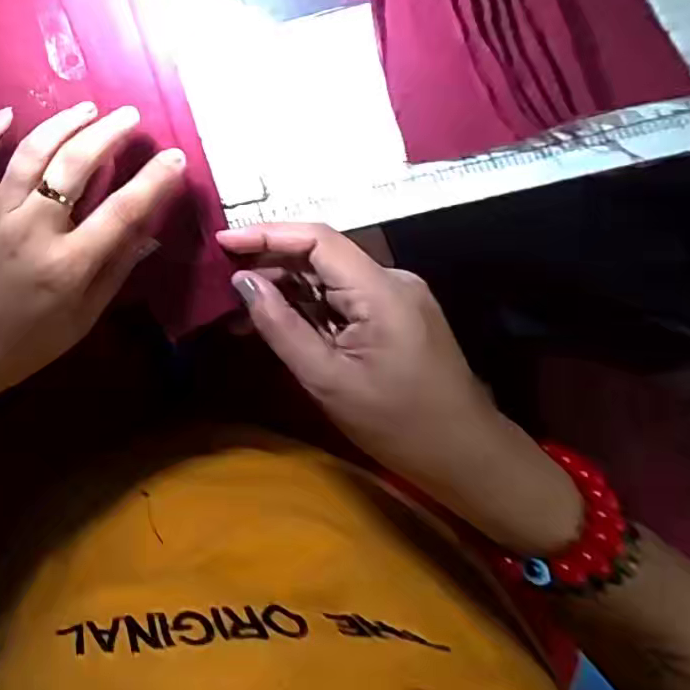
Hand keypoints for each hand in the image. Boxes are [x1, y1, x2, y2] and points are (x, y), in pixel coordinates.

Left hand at [0, 103, 184, 433]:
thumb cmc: (22, 345)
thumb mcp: (81, 319)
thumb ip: (115, 271)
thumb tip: (150, 231)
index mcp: (68, 266)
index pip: (122, 211)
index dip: (153, 180)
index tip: (175, 156)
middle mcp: (32, 231)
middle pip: (75, 166)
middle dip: (108, 133)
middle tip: (131, 116)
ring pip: (30, 153)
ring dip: (62, 124)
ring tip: (89, 108)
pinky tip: (7, 115)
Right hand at [218, 223, 583, 555]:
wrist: (466, 456)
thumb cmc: (397, 424)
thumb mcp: (327, 379)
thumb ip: (280, 325)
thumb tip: (242, 281)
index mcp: (381, 290)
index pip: (317, 239)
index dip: (267, 233)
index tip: (224, 240)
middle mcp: (391, 279)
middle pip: (320, 254)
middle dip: (269, 262)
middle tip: (223, 278)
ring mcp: (395, 294)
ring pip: (328, 276)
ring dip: (285, 287)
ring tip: (241, 308)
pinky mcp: (394, 311)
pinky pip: (342, 295)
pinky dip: (308, 305)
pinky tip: (278, 320)